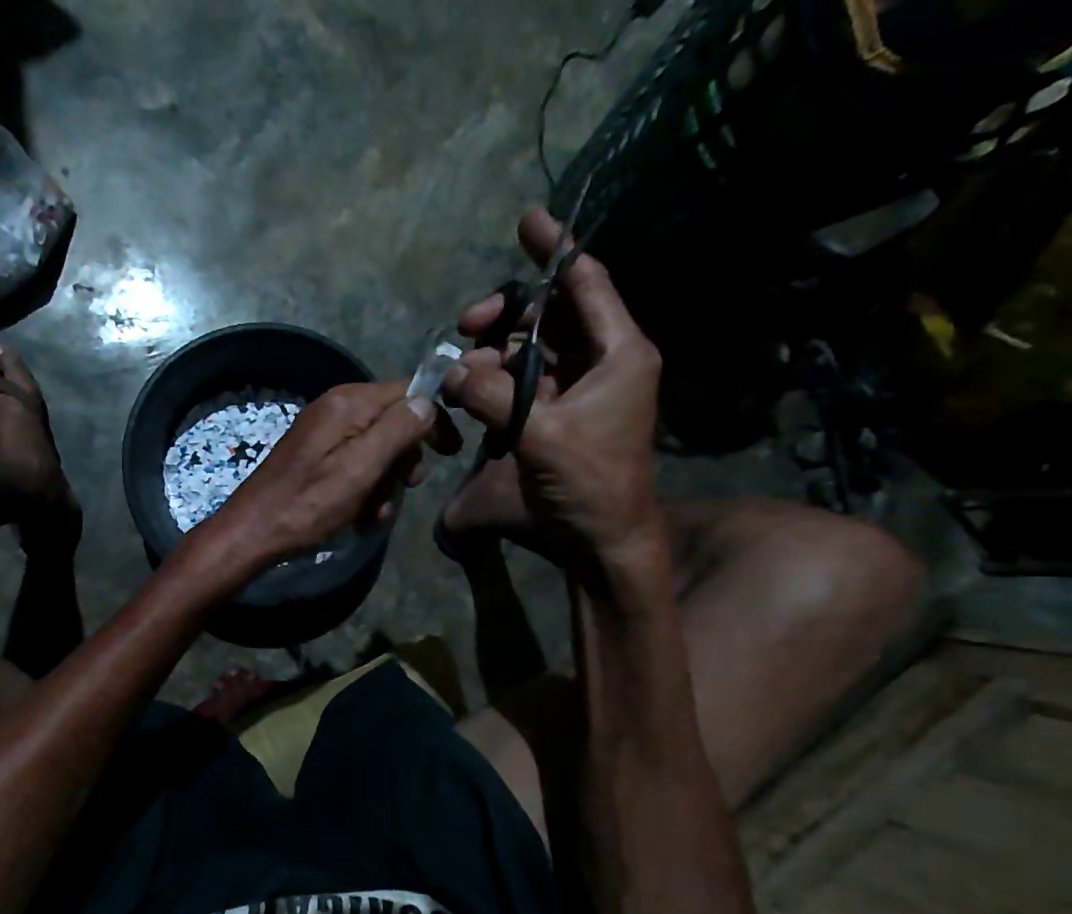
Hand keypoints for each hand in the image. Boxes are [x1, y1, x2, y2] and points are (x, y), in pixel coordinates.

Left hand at [197, 381, 453, 572]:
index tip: (450, 452)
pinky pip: (354, 464)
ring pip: (376, 448)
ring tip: (376, 512)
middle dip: (404, 457)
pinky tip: (361, 515)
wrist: (253, 532)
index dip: (433, 419)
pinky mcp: (315, 457)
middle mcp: (335, 409)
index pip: (408, 392)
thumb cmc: (308, 503)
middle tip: (407, 487)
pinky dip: (364, 488)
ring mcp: (323, 433)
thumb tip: (428, 401)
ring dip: (385, 481)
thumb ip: (396, 431)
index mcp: (347, 403)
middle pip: (393, 421)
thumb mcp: (360, 468)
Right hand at [444, 209, 662, 564]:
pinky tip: (468, 389)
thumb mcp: (541, 435)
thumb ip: (493, 397)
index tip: (528, 219)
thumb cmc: (588, 482)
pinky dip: (493, 378)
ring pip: (529, 346)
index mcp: (618, 354)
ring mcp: (576, 386)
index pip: (586, 285)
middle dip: (505, 312)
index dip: (557, 251)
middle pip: (549, 313)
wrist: (601, 536)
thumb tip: (453, 369)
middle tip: (466, 326)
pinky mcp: (554, 410)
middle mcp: (601, 360)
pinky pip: (519, 378)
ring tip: (461, 371)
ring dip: (492, 350)